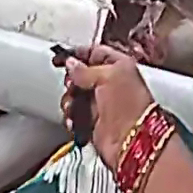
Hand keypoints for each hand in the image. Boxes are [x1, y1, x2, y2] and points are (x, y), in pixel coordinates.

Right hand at [62, 44, 157, 170]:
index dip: (78, 54)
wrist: (130, 140)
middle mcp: (110, 82)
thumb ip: (85, 70)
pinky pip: (75, 115)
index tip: (61, 57)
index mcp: (118, 65)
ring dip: (70, 101)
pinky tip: (74, 121)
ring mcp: (101, 103)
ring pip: (75, 96)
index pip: (95, 53)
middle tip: (71, 86)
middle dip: (72, 81)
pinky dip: (71, 118)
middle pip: (82, 76)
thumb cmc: (128, 104)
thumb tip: (71, 63)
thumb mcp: (107, 77)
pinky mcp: (93, 122)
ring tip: (73, 107)